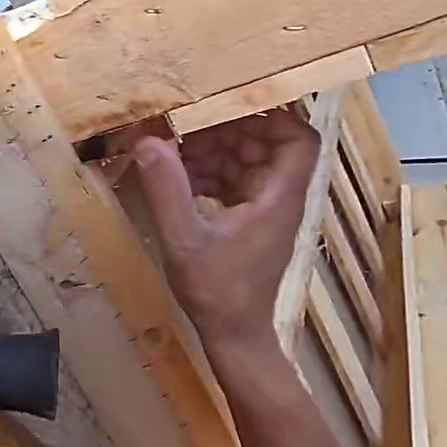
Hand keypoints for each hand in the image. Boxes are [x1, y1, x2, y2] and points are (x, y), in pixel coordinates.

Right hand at [129, 110, 319, 352]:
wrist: (235, 336)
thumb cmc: (218, 292)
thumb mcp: (185, 240)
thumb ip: (167, 190)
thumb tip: (148, 141)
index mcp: (279, 196)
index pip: (299, 140)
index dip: (272, 116)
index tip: (230, 109)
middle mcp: (280, 198)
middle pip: (266, 145)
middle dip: (226, 133)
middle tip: (186, 128)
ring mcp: (267, 210)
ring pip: (247, 163)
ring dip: (213, 153)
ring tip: (174, 153)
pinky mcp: (252, 222)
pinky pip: (236, 183)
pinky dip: (211, 175)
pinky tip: (179, 180)